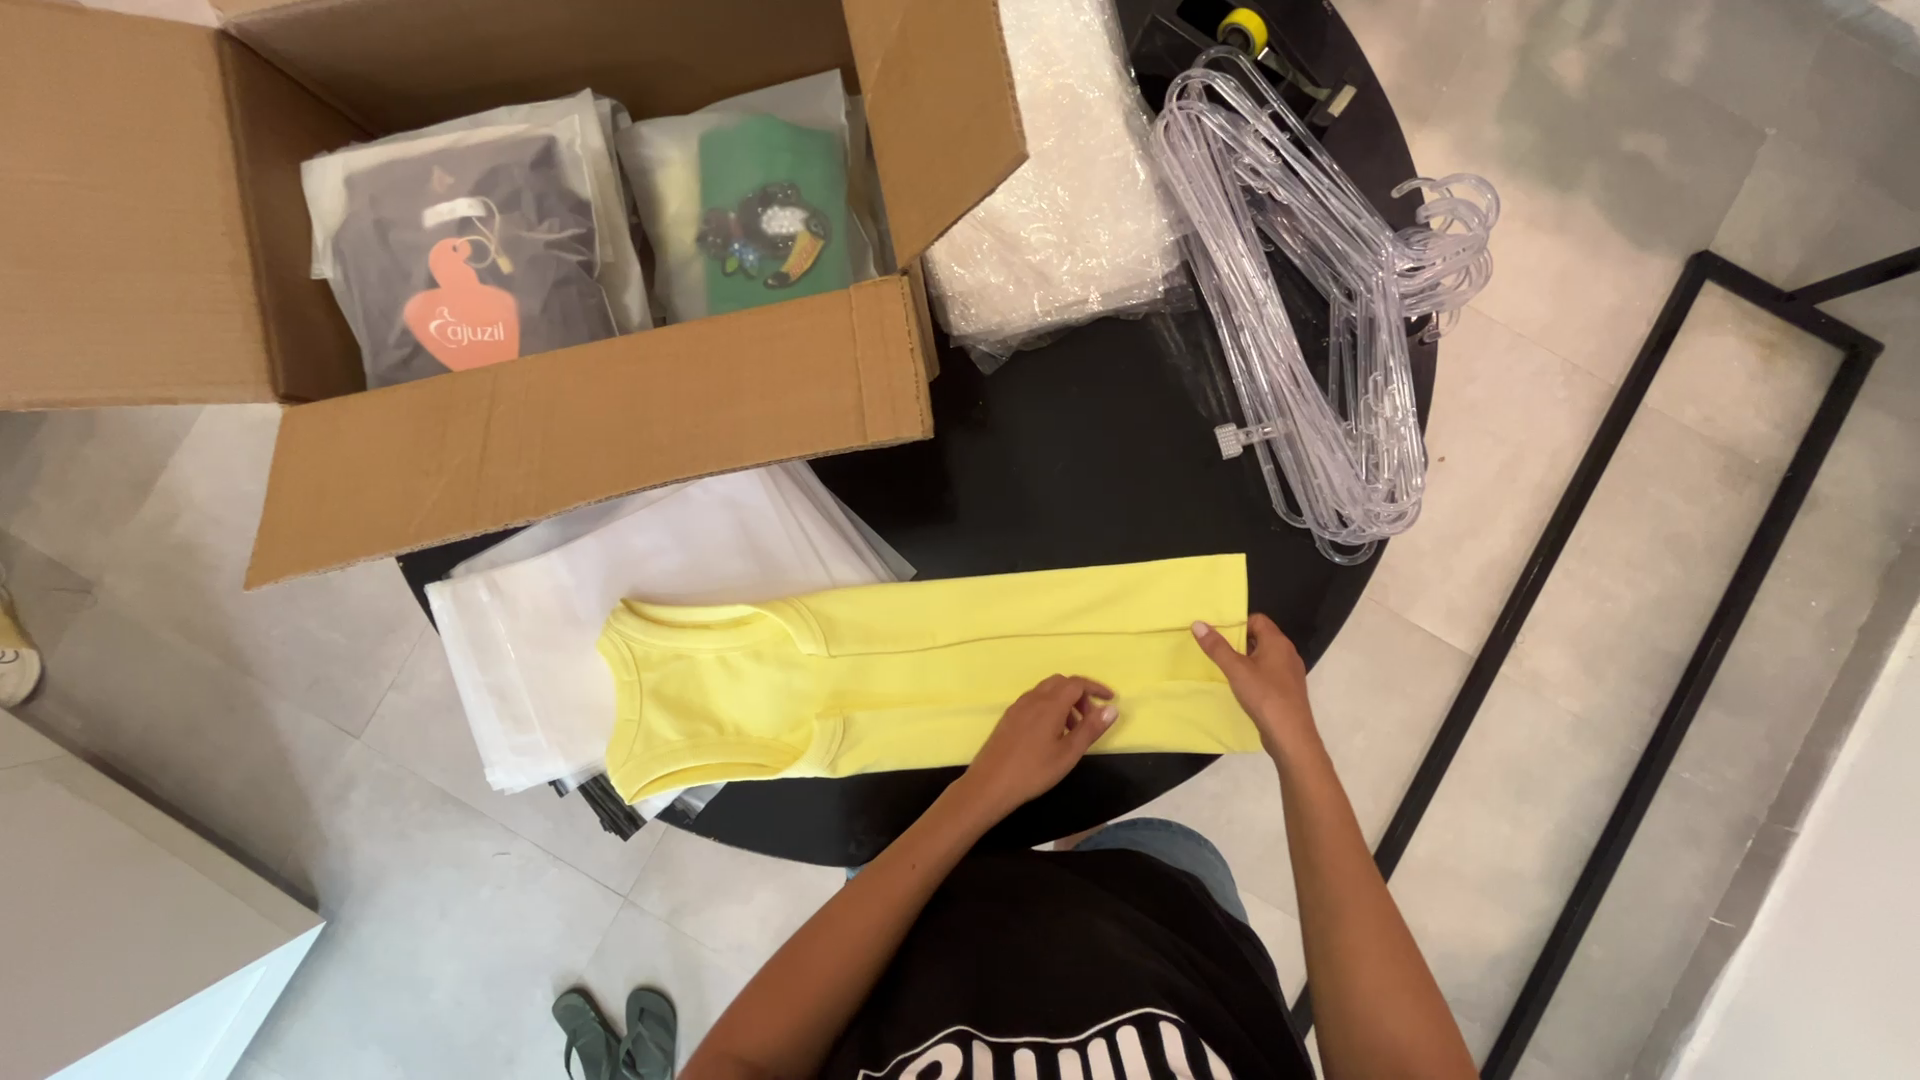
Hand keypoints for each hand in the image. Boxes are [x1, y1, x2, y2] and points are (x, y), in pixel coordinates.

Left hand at [954, 675, 1118, 820]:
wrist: (990, 784)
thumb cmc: (1033, 771)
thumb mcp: (1068, 753)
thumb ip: (1091, 729)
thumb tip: (1111, 708)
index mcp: (1049, 704)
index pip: (1076, 683)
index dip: (1095, 688)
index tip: (1110, 700)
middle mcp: (1032, 699)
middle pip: (1061, 683)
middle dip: (1080, 695)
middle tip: (1090, 719)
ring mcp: (1017, 707)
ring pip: (1046, 691)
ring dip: (1064, 702)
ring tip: (1072, 731)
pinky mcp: (1008, 717)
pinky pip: (1034, 701)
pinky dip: (1049, 708)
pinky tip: (1051, 734)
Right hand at [1192, 614, 1315, 755]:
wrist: (1290, 735)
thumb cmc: (1264, 695)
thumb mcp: (1235, 669)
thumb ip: (1216, 647)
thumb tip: (1198, 624)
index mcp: (1277, 642)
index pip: (1257, 619)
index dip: (1237, 624)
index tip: (1219, 636)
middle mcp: (1287, 652)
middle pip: (1260, 636)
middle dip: (1238, 642)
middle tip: (1217, 651)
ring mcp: (1290, 672)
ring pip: (1264, 656)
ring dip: (1246, 659)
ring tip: (1226, 670)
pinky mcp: (1289, 689)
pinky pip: (1269, 672)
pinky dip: (1255, 674)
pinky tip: (1243, 687)